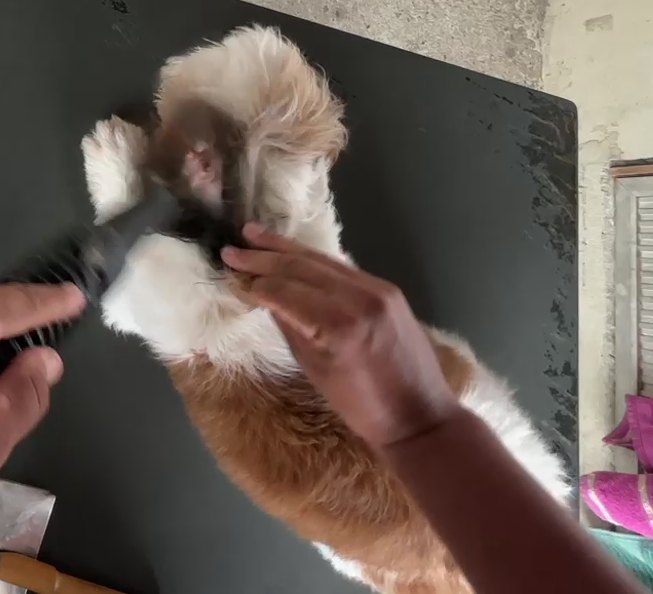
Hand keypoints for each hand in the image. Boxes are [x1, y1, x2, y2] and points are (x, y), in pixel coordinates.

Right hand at [221, 225, 457, 447]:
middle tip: (230, 251)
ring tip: (252, 234)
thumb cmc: (361, 406)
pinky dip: (310, 260)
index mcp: (339, 325)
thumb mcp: (314, 368)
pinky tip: (289, 252)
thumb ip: (288, 323)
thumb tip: (261, 296)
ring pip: (319, 259)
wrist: (422, 417)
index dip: (254, 284)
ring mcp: (376, 289)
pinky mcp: (385, 288)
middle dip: (262, 258)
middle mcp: (359, 297)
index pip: (284, 291)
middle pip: (300, 267)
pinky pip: (339, 268)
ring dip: (283, 248)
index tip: (230, 278)